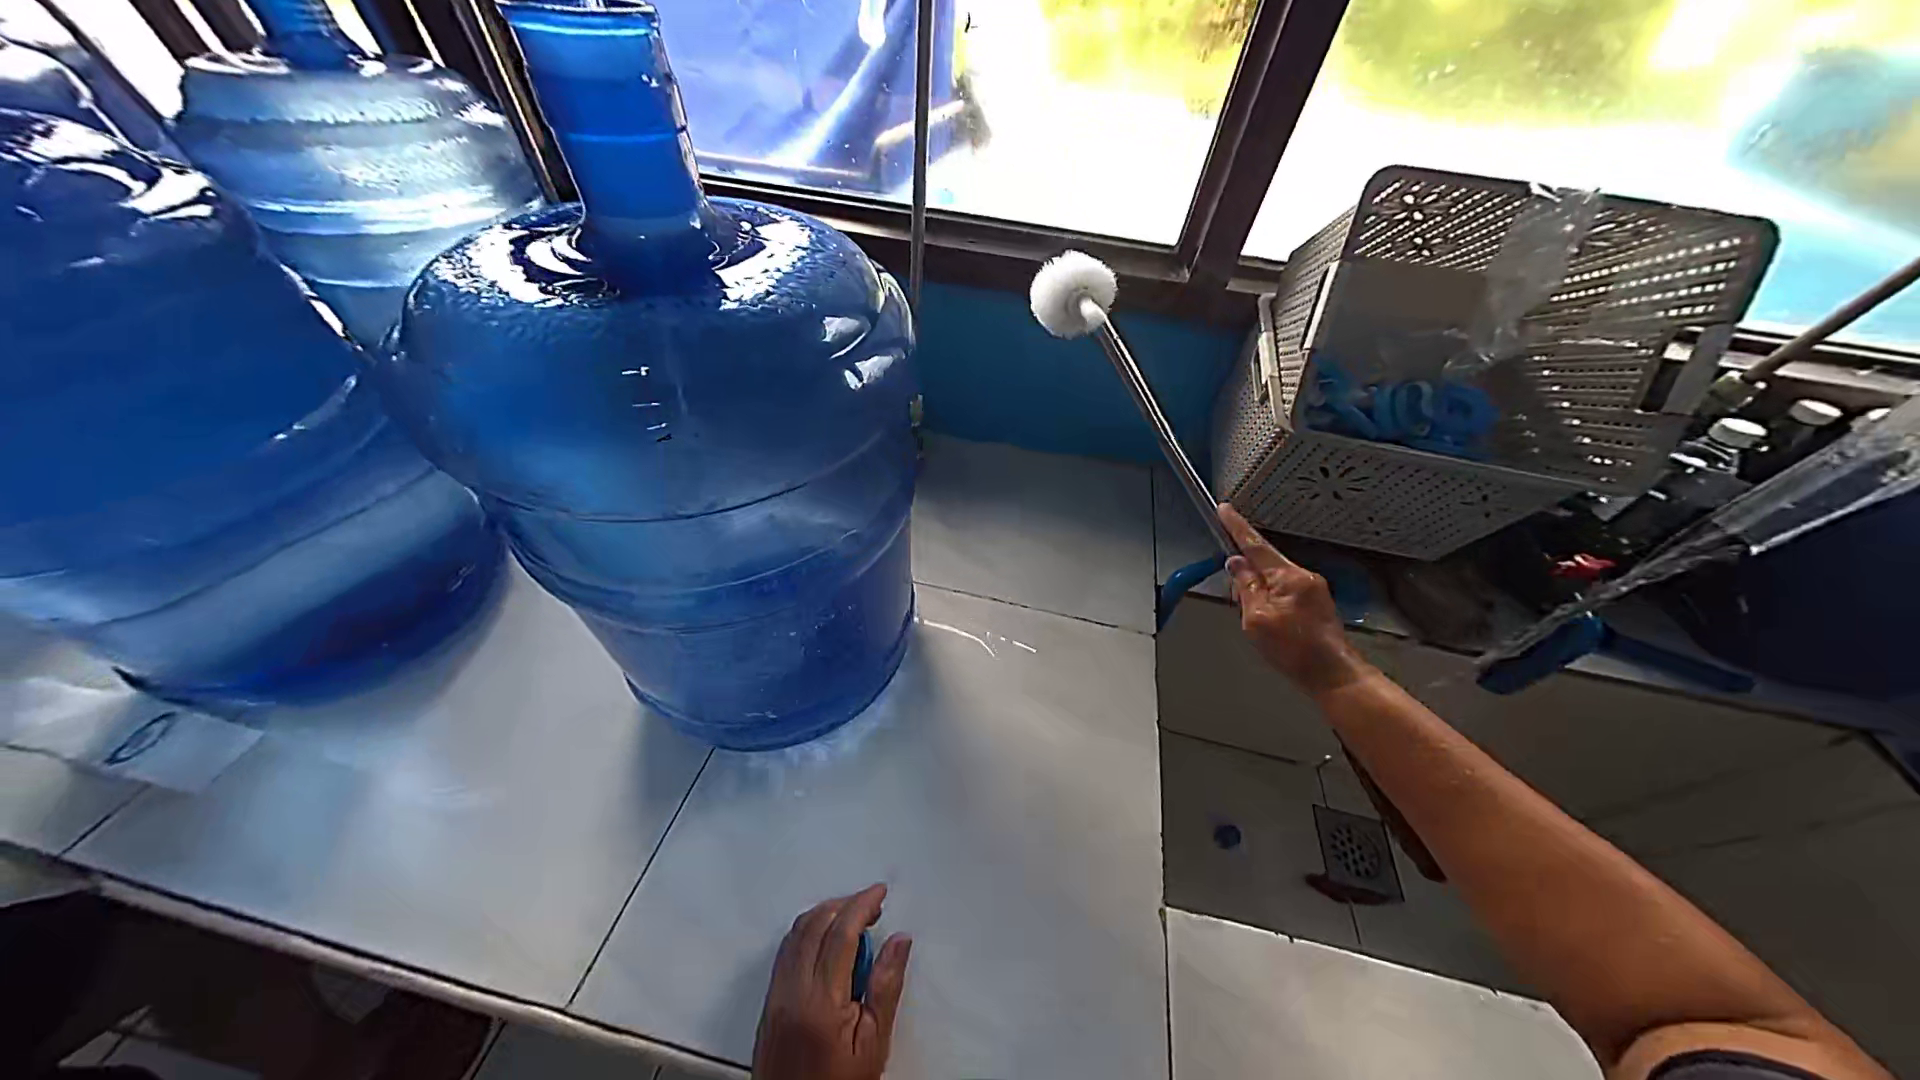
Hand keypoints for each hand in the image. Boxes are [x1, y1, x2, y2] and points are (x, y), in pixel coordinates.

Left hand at [752, 883, 911, 1079]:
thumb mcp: (874, 1045)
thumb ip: (886, 986)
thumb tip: (898, 941)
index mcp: (821, 1002)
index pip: (842, 932)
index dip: (862, 904)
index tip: (880, 893)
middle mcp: (792, 992)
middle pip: (816, 923)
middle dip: (846, 903)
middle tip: (872, 905)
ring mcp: (776, 996)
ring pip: (797, 932)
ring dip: (825, 912)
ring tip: (853, 917)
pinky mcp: (769, 1002)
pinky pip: (786, 949)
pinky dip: (807, 929)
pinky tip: (826, 936)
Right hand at [1217, 504, 1372, 696]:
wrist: (1332, 675)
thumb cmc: (1294, 650)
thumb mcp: (1256, 618)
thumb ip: (1244, 587)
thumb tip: (1236, 564)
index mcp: (1289, 576)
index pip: (1256, 545)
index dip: (1236, 527)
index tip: (1224, 509)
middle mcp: (1304, 577)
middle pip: (1265, 563)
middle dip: (1246, 574)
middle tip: (1236, 598)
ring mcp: (1313, 590)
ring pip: (1273, 580)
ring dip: (1258, 592)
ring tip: (1255, 620)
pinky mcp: (1315, 604)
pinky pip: (1284, 591)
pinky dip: (1269, 600)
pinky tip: (1267, 622)